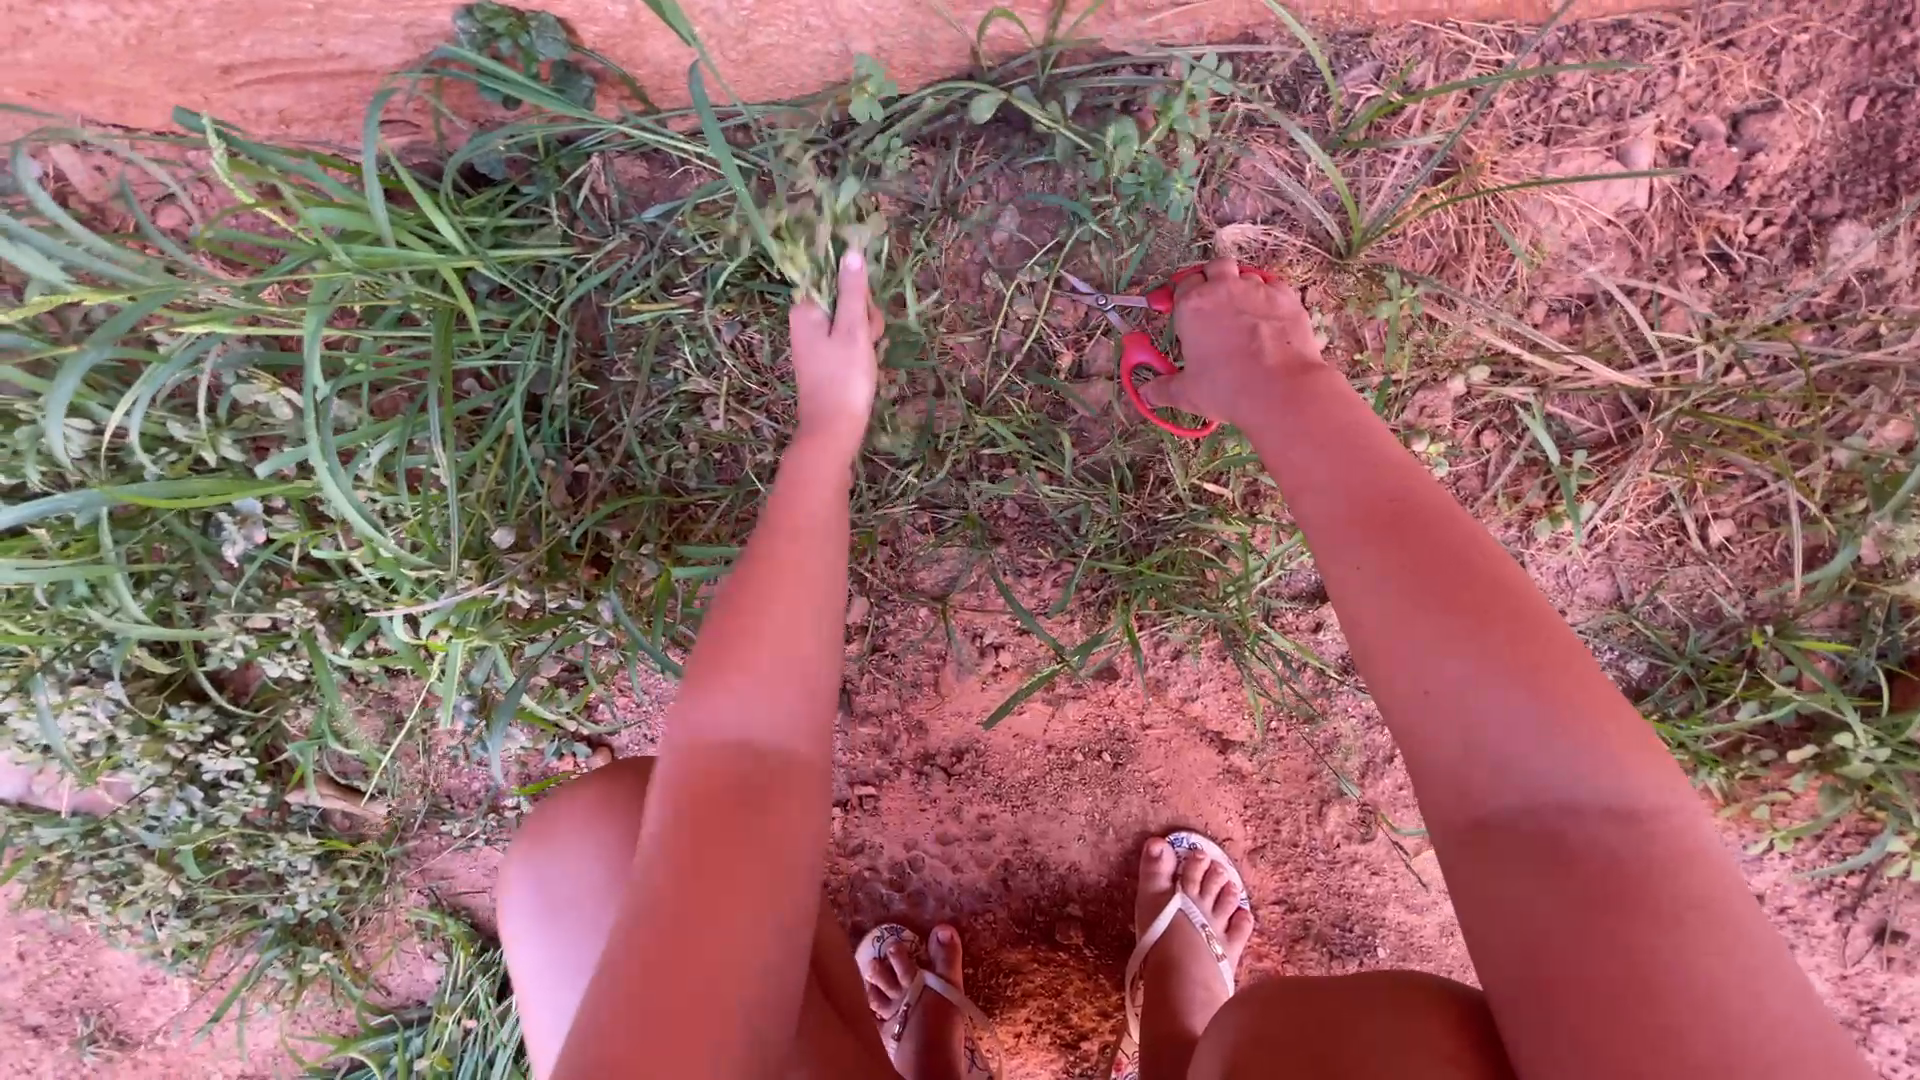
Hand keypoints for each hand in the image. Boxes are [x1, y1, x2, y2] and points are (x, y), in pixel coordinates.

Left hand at [788, 249, 882, 452]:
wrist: (834, 430)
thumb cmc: (843, 379)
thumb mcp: (853, 330)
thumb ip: (853, 291)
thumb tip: (852, 252)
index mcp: (805, 310)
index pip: (836, 280)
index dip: (858, 294)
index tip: (863, 315)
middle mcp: (805, 322)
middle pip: (845, 300)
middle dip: (865, 318)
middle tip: (867, 340)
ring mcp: (815, 343)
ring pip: (851, 322)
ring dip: (867, 336)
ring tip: (867, 358)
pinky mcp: (825, 360)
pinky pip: (848, 342)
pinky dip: (861, 351)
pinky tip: (865, 366)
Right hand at [1140, 257, 1324, 424]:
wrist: (1280, 390)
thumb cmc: (1226, 388)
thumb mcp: (1187, 392)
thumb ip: (1163, 389)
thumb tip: (1146, 394)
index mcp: (1192, 306)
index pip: (1182, 285)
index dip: (1183, 297)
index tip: (1184, 312)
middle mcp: (1224, 289)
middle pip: (1215, 267)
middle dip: (1212, 279)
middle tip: (1212, 304)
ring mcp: (1258, 289)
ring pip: (1245, 275)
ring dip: (1240, 288)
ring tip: (1241, 314)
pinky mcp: (1286, 296)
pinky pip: (1273, 286)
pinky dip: (1267, 297)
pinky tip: (1266, 318)